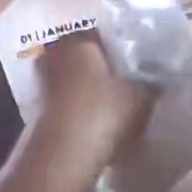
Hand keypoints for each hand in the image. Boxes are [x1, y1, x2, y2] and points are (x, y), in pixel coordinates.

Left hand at [31, 33, 150, 178]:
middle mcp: (53, 52)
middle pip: (85, 57)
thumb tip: (155, 79)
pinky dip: (78, 109)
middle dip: (102, 69)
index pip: (104, 33)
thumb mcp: (140, 96)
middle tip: (126, 85)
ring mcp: (40, 81)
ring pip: (73, 79)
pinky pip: (65, 102)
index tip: (138, 66)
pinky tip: (95, 123)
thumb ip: (149, 82)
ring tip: (112, 107)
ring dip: (89, 90)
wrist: (63, 157)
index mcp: (78, 38)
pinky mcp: (36, 109)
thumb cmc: (103, 114)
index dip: (123, 49)